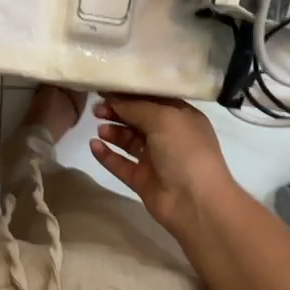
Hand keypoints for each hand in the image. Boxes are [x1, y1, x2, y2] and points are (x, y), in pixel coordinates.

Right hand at [89, 94, 240, 237]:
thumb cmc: (185, 151)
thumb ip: (136, 107)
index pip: (153, 100)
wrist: (195, 201)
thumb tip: (112, 97)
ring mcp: (155, 160)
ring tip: (99, 129)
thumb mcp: (163, 118)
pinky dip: (107, 155)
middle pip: (138, 119)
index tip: (106, 87)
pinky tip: (94, 146)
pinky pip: (121, 164)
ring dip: (114, 132)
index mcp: (181, 117)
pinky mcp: (142, 180)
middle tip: (97, 108)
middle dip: (118, 112)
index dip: (130, 94)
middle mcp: (169, 136)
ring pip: (129, 141)